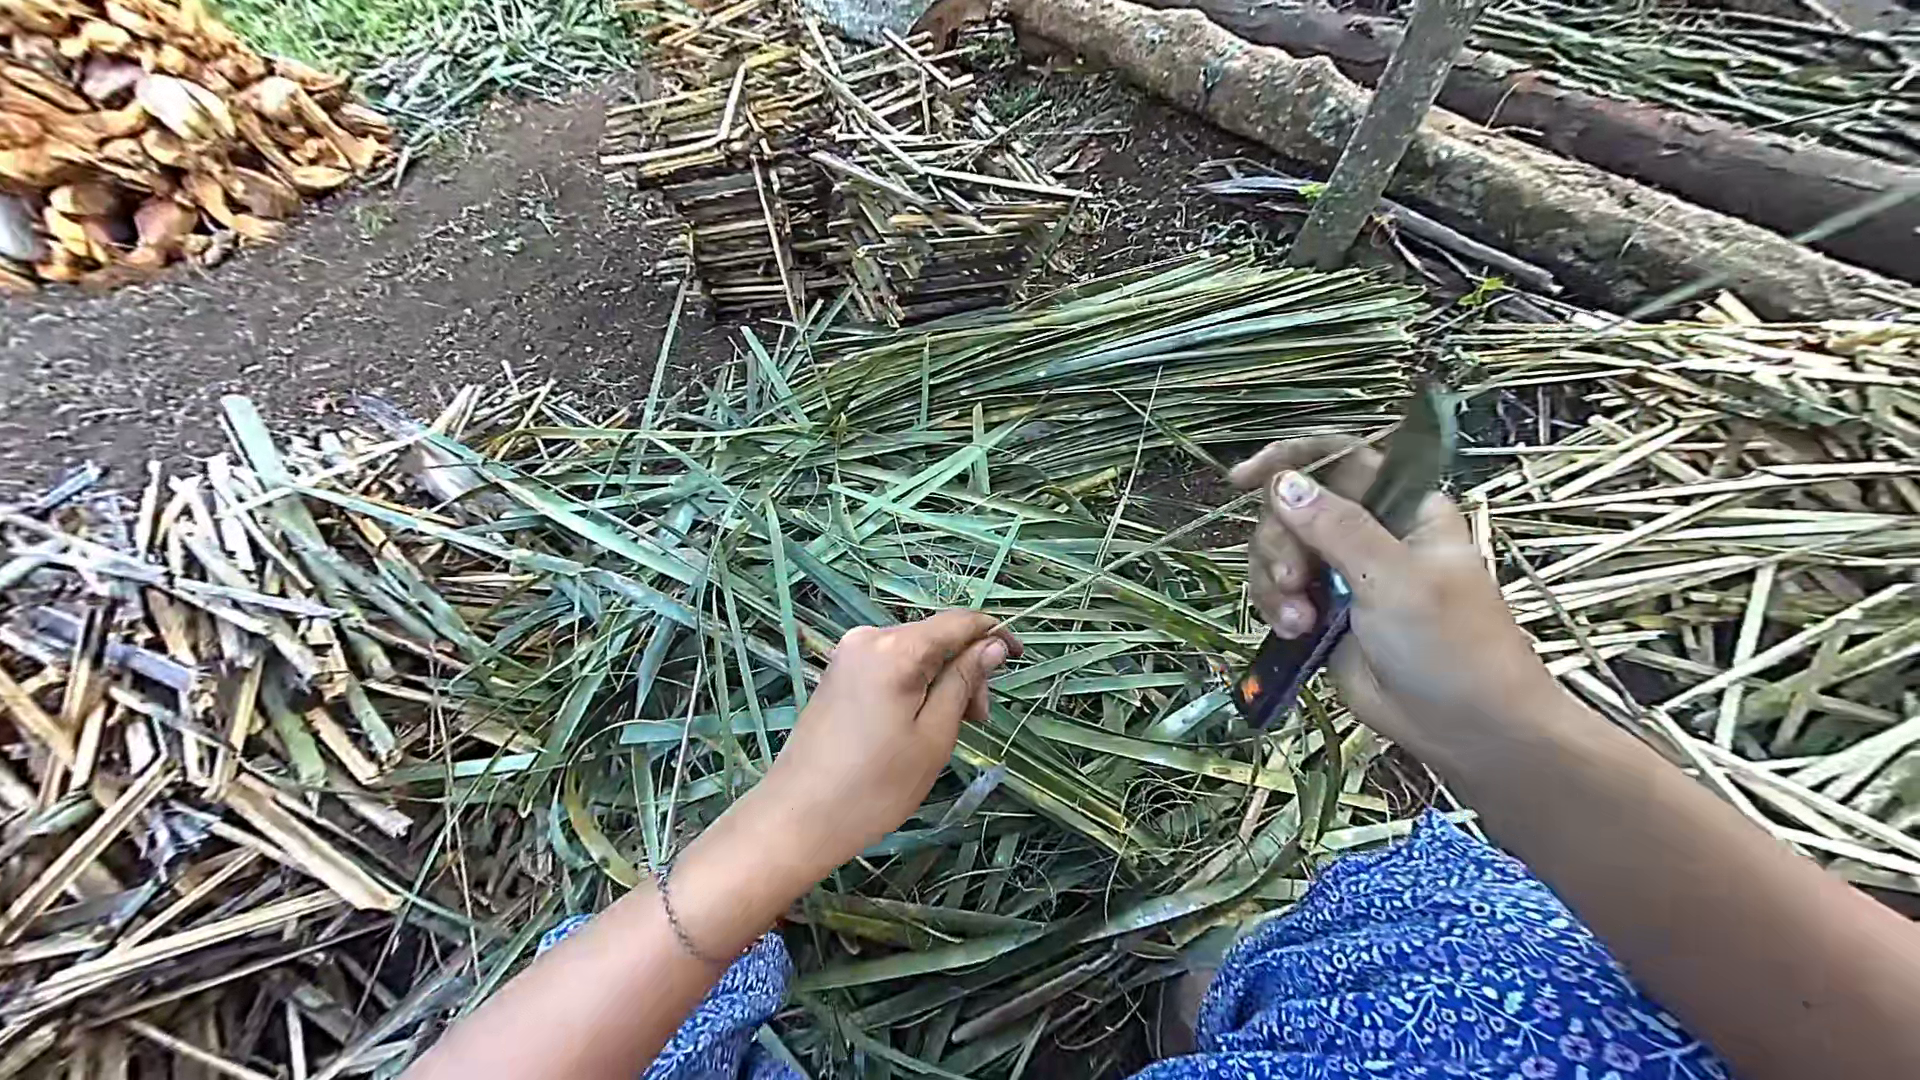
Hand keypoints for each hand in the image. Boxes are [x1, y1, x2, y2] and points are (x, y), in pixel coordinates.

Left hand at [747, 611, 1020, 877]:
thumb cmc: (875, 785)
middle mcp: (869, 637)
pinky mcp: (838, 673)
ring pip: (914, 652)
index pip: (959, 622)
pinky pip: (890, 664)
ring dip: (941, 679)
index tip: (1018, 657)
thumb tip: (992, 644)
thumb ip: (964, 681)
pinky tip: (918, 720)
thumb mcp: (933, 735)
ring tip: (950, 727)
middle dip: (965, 669)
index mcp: (896, 647)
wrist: (796, 819)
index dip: (993, 633)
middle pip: (936, 637)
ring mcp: (848, 654)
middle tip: (978, 720)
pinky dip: (914, 684)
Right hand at [1229, 437, 1561, 760]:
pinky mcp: (1318, 608)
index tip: (1242, 479)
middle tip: (1294, 581)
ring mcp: (1338, 572)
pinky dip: (1274, 607)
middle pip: (1291, 509)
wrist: (1464, 727)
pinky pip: (1274, 589)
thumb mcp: (1395, 579)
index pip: (1338, 460)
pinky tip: (1296, 631)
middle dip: (1279, 544)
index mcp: (1400, 509)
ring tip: (1300, 620)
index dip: (1289, 461)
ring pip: (1275, 550)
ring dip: (1275, 583)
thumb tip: (1282, 482)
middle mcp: (1365, 532)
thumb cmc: (1452, 645)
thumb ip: (1337, 528)